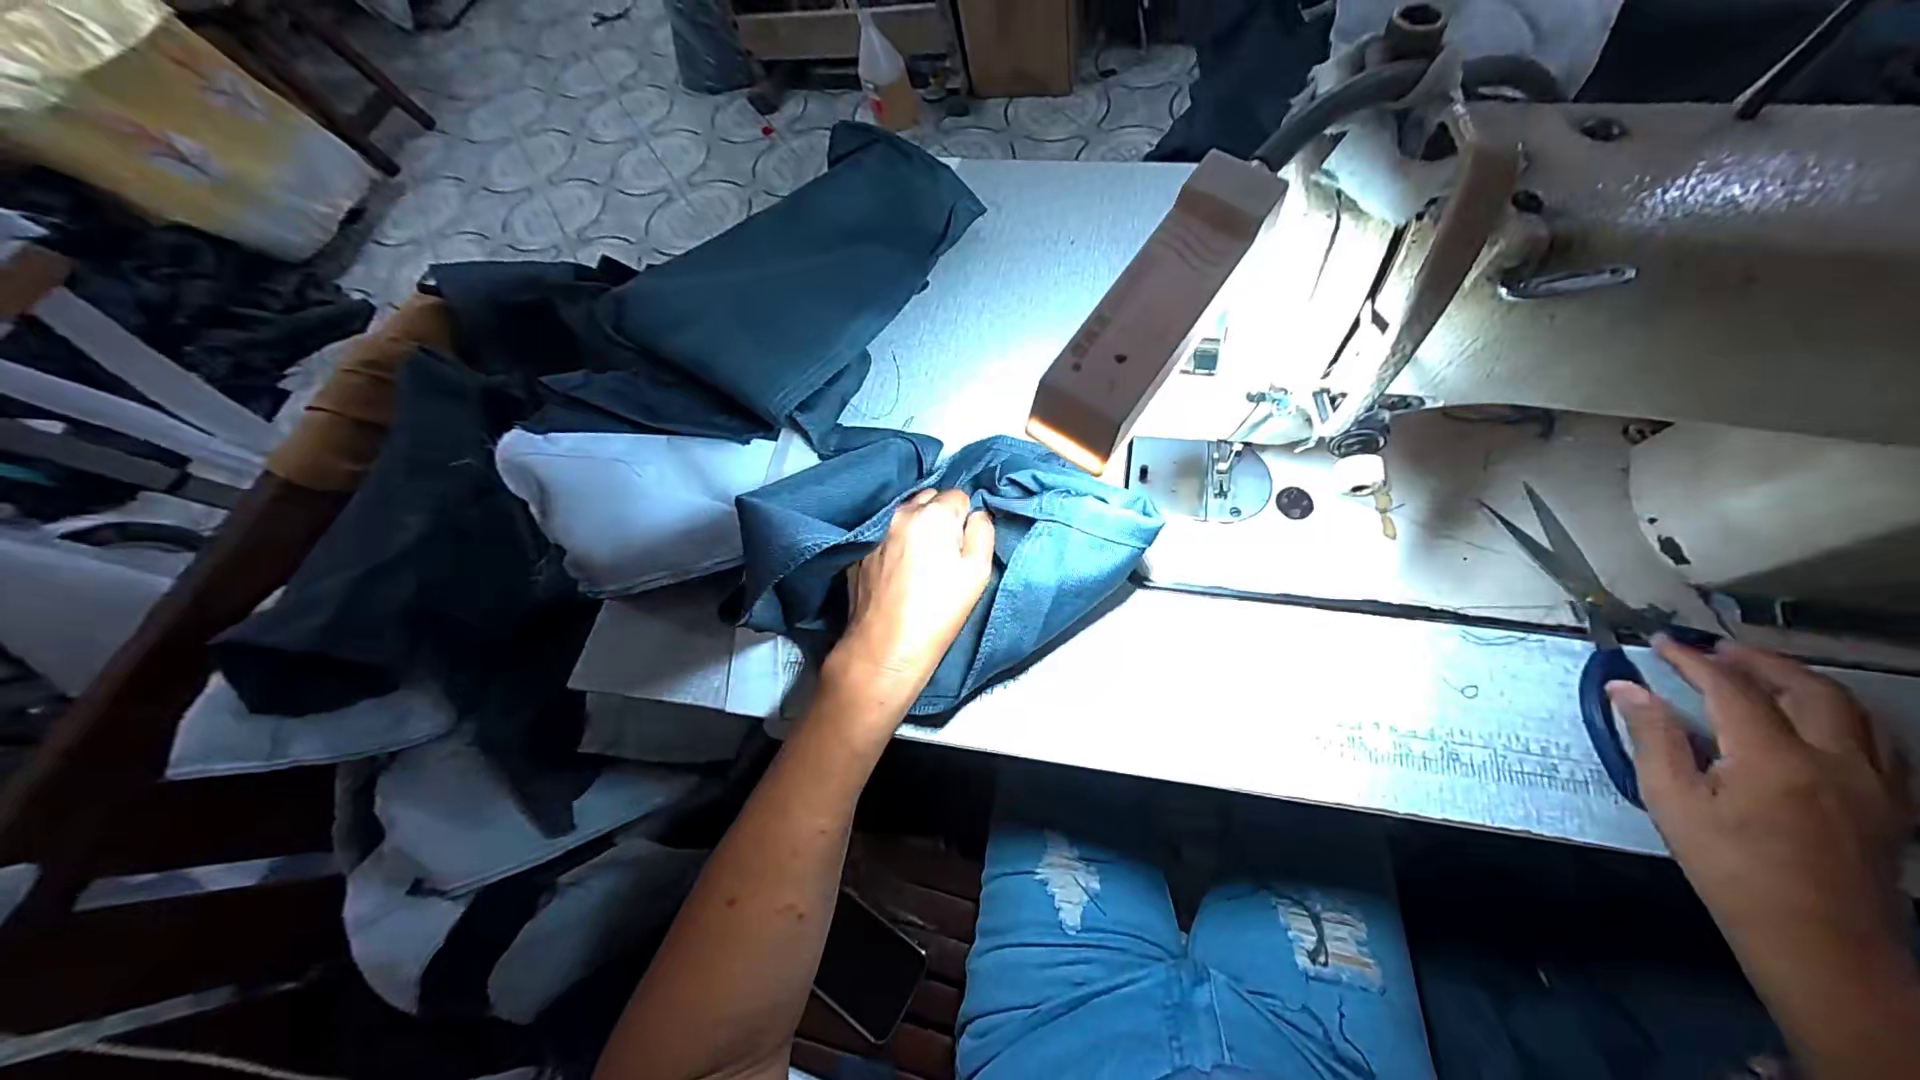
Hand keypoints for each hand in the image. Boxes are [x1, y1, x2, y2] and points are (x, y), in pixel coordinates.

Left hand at [823, 489, 994, 718]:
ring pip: (904, 515)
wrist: (885, 649)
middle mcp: (900, 514)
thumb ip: (982, 532)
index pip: (959, 496)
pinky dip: (895, 543)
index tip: (963, 545)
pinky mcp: (859, 552)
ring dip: (916, 527)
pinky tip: (899, 571)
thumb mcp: (978, 572)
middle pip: (929, 499)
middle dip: (940, 516)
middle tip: (945, 551)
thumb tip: (976, 515)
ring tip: (921, 560)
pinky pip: (884, 535)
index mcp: (933, 514)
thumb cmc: (938, 612)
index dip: (965, 519)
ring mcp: (875, 532)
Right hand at [1609, 637, 1919, 1073]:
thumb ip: (1653, 738)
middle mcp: (1836, 759)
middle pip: (1806, 688)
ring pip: (1852, 709)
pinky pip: (1881, 740)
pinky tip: (1819, 718)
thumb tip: (1626, 688)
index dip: (1694, 661)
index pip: (1732, 689)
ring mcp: (1877, 781)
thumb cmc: (1728, 867)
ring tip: (1763, 672)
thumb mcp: (1672, 801)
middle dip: (1758, 660)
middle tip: (1715, 649)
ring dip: (1803, 681)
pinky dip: (1844, 714)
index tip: (1662, 644)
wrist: (1815, 938)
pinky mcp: (1895, 802)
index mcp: (1774, 759)